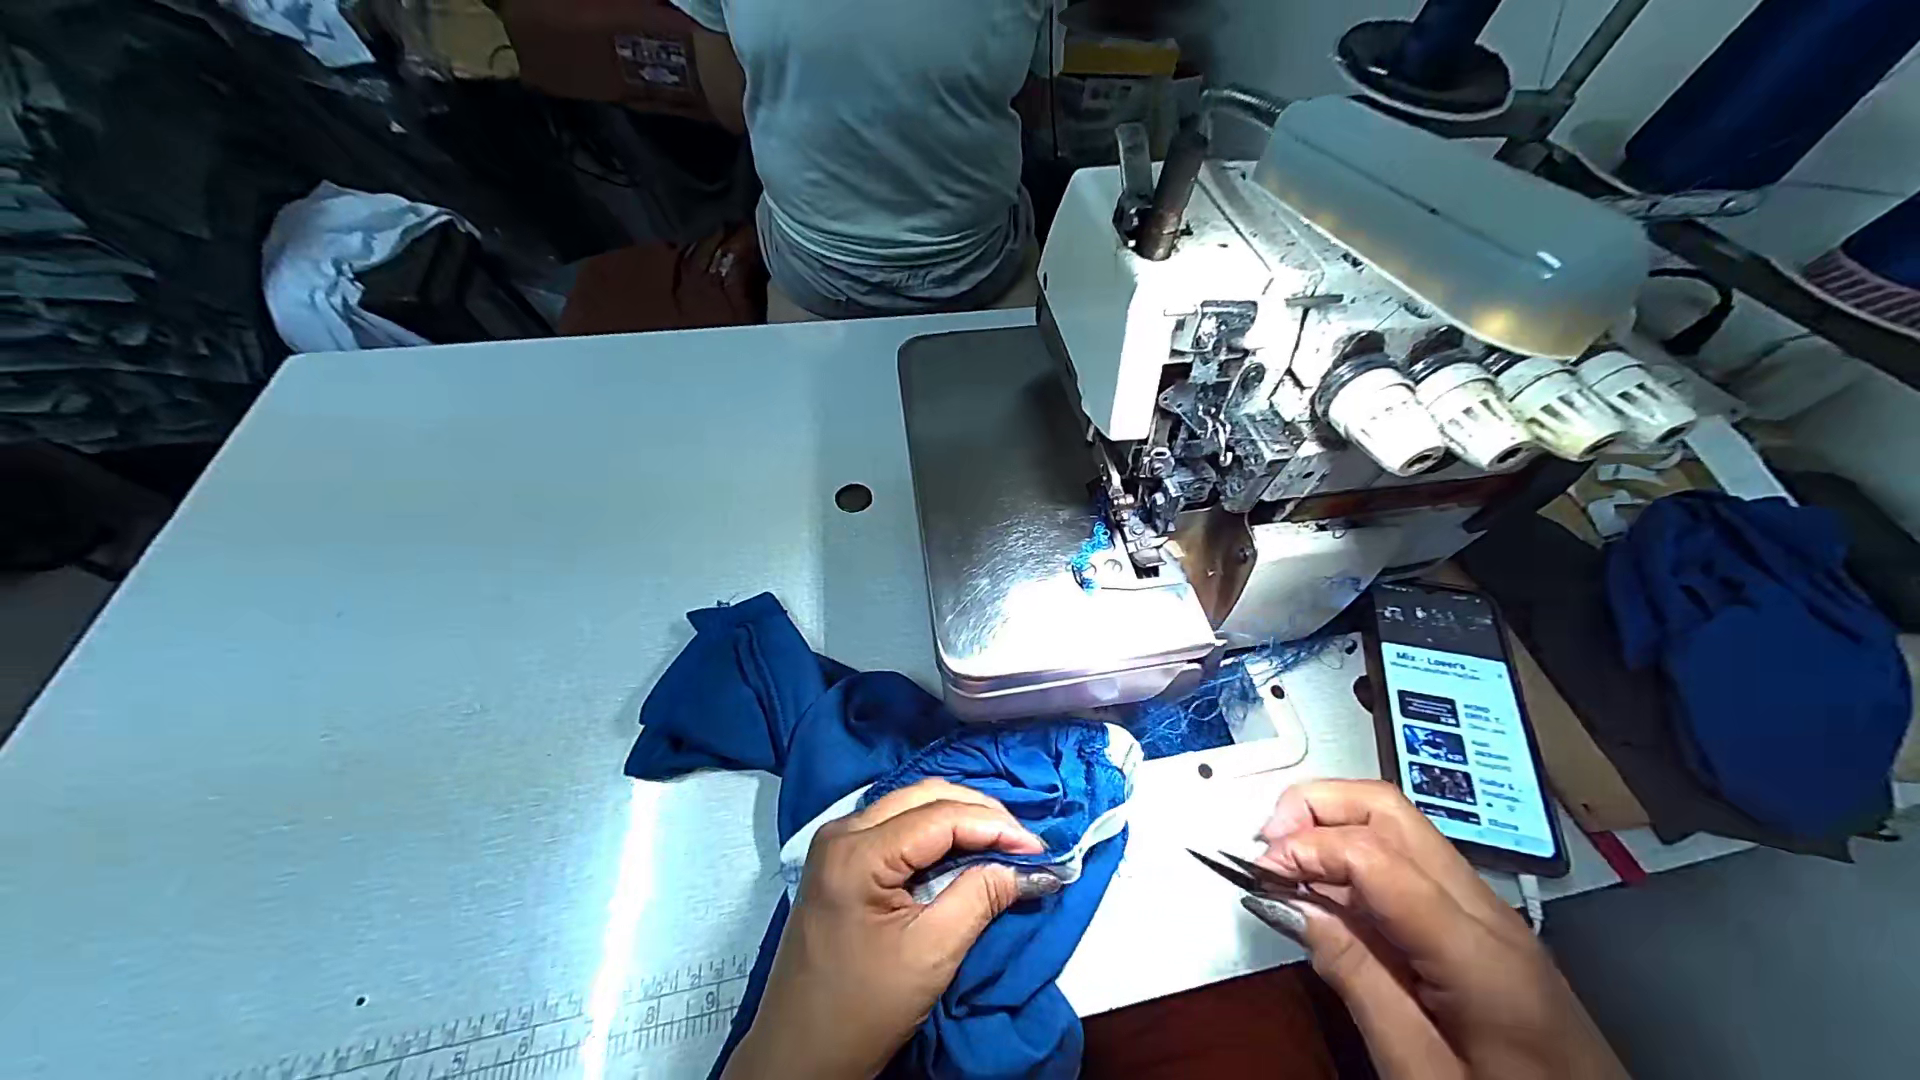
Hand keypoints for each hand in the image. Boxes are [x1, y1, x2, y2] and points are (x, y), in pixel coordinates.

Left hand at [724, 779, 1055, 1079]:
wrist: (799, 1056)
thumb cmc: (861, 1011)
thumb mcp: (930, 954)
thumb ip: (979, 898)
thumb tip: (1023, 868)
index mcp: (856, 852)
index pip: (939, 817)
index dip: (994, 826)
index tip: (1037, 849)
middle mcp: (843, 830)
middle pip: (925, 797)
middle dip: (980, 813)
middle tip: (1023, 843)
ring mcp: (838, 840)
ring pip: (913, 804)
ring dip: (961, 817)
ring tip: (1002, 842)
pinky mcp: (843, 856)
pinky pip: (899, 823)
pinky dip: (938, 830)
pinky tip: (965, 846)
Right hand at [1253, 780, 1627, 1079]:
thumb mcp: (1421, 1075)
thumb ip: (1355, 980)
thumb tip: (1288, 903)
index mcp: (1481, 958)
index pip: (1375, 855)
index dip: (1305, 848)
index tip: (1259, 874)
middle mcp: (1490, 914)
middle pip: (1388, 807)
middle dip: (1313, 806)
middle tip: (1268, 846)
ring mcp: (1489, 910)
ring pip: (1394, 821)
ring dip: (1329, 824)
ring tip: (1287, 865)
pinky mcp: (1478, 919)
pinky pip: (1404, 858)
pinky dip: (1350, 853)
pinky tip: (1325, 888)